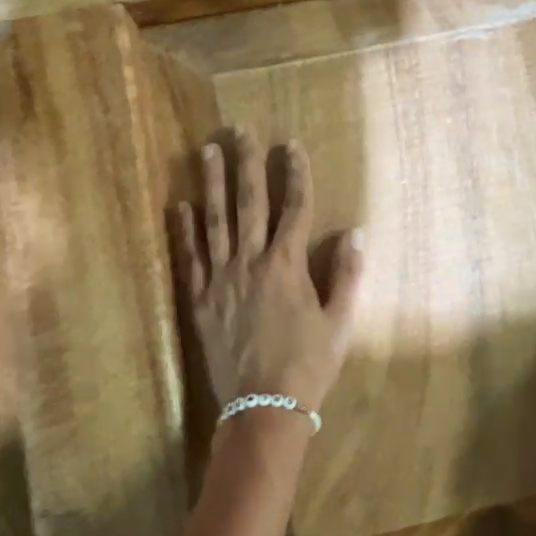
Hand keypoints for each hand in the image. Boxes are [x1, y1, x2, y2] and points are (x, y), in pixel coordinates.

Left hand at [173, 130, 364, 415]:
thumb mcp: (341, 323)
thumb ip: (348, 275)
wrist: (264, 405)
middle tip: (240, 130)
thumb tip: (356, 232)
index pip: (295, 208)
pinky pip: (189, 258)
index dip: (296, 174)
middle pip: (250, 203)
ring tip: (205, 151)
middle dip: (247, 164)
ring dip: (211, 184)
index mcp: (288, 266)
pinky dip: (183, 230)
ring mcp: (221, 280)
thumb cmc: (310, 365)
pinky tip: (179, 206)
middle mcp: (251, 263)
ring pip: (214, 222)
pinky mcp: (200, 300)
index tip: (291, 145)